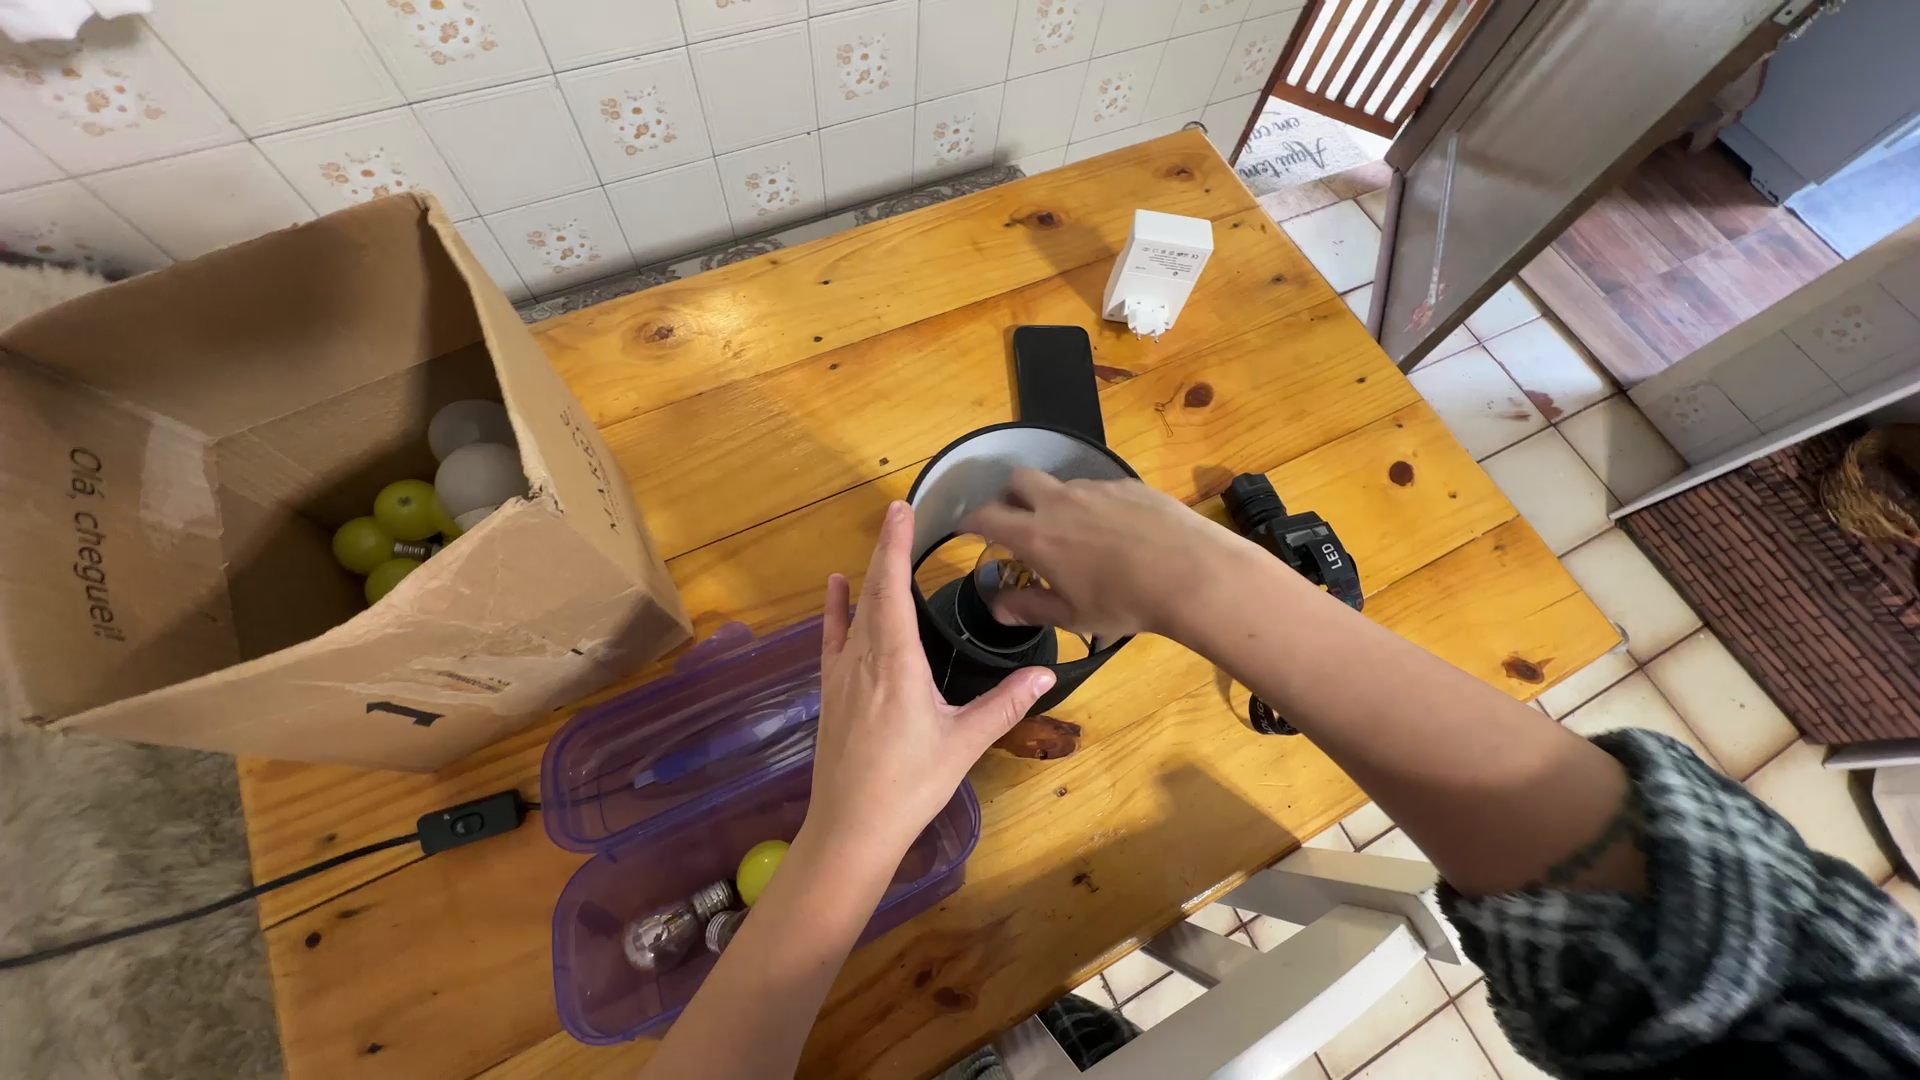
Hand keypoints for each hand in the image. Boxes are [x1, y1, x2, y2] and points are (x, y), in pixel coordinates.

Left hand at [809, 500, 1056, 864]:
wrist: (851, 828)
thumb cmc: (911, 785)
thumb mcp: (964, 743)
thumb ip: (1004, 704)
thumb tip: (1046, 674)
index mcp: (898, 663)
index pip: (894, 589)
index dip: (895, 545)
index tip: (901, 509)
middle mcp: (864, 657)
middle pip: (874, 590)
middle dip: (886, 548)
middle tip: (899, 512)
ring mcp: (842, 673)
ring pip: (855, 610)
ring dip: (869, 573)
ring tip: (882, 542)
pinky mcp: (831, 690)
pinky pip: (833, 636)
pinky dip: (836, 608)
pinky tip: (835, 588)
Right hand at [961, 468, 1261, 641]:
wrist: (1192, 573)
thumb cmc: (1125, 603)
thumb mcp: (1072, 616)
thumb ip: (1029, 608)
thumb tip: (998, 607)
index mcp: (1036, 535)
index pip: (986, 516)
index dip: (970, 521)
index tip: (966, 528)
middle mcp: (1059, 502)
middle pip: (1017, 479)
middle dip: (1008, 495)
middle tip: (1016, 520)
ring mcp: (1095, 488)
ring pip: (1060, 482)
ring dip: (1052, 500)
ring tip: (1072, 532)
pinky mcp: (1128, 485)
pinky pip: (1097, 488)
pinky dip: (1091, 504)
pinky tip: (1115, 530)